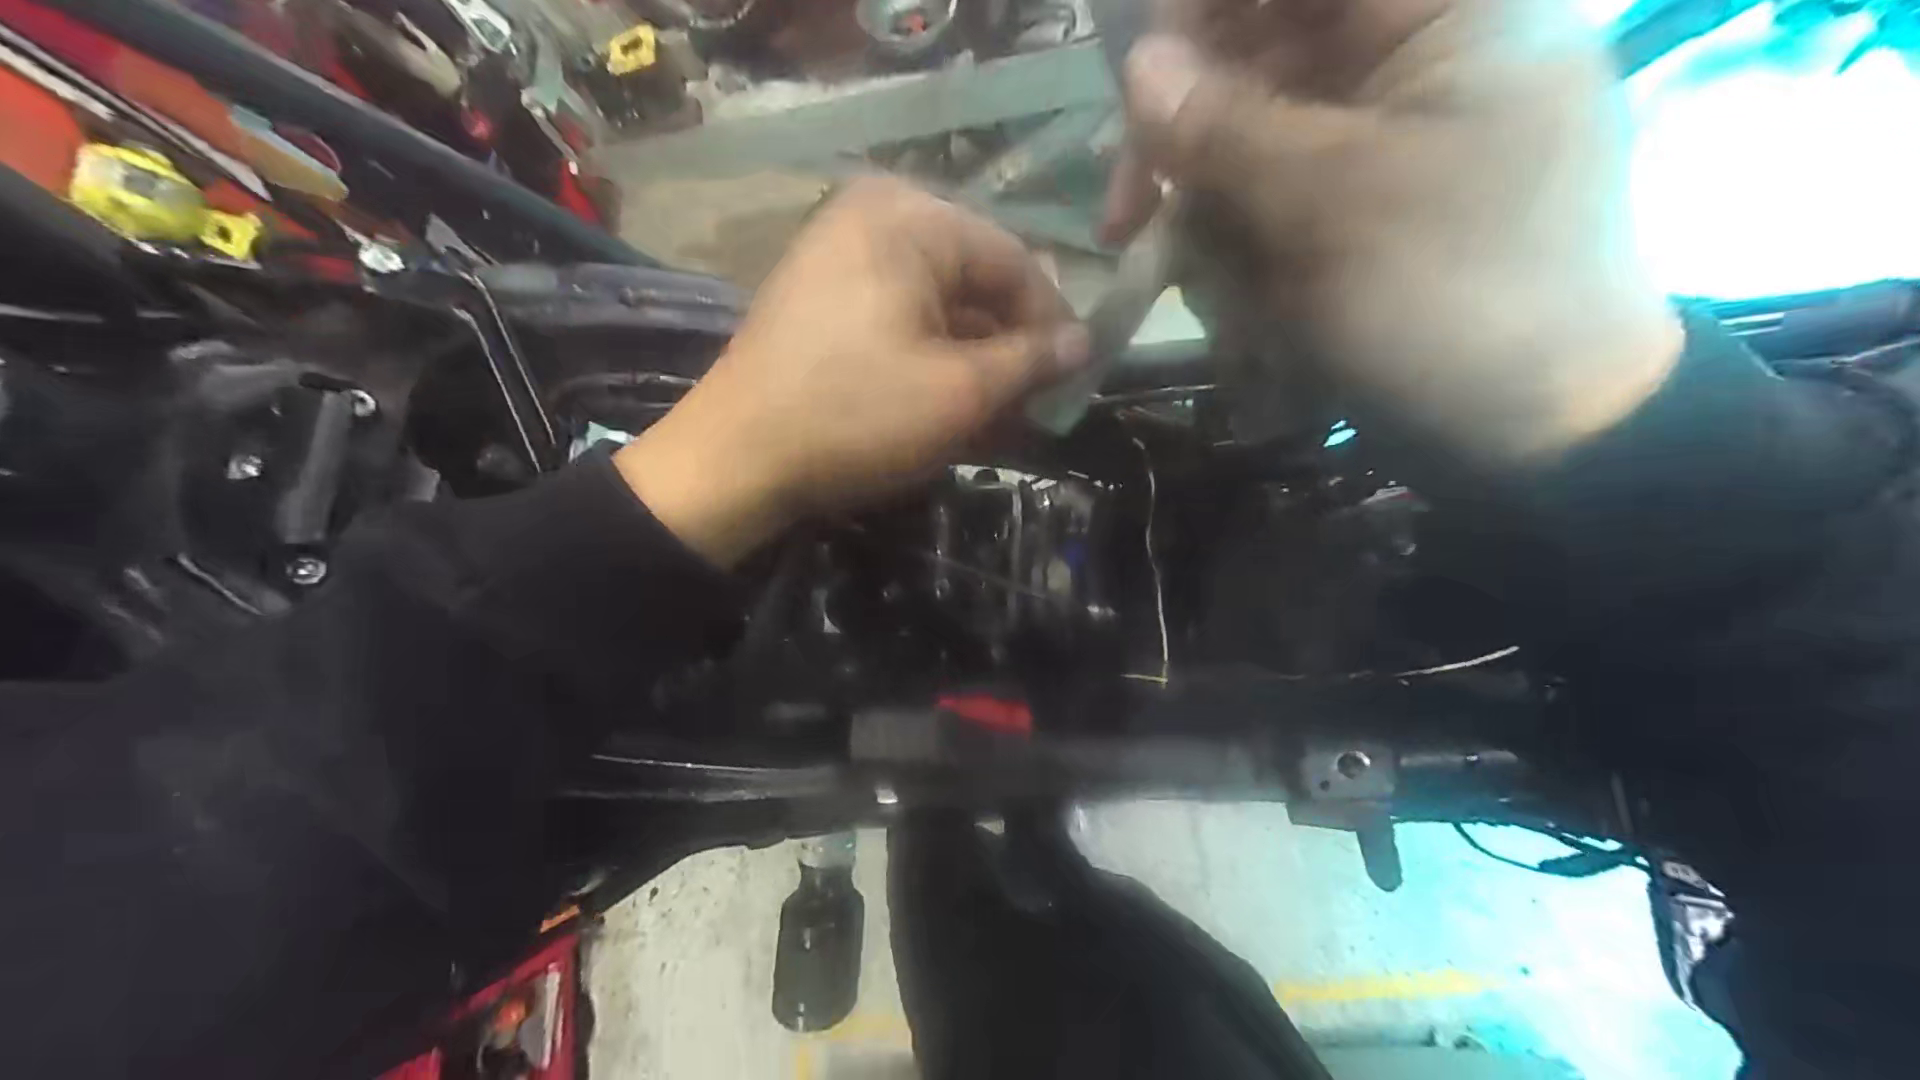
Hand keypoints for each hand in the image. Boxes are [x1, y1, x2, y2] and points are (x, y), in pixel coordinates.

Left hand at [616, 178, 1087, 566]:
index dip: (1053, 323)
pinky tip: (952, 408)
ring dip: (976, 363)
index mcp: (909, 216)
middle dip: (1011, 350)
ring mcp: (841, 257)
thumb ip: (1031, 361)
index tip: (1077, 378)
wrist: (735, 461)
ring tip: (1001, 418)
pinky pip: (900, 322)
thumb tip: (1085, 343)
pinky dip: (933, 363)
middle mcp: (874, 217)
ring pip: (939, 308)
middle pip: (975, 282)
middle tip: (1039, 407)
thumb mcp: (959, 392)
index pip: (1013, 261)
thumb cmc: (855, 416)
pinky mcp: (824, 300)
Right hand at [1106, 0, 1683, 463]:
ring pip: (1245, 134)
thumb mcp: (1330, 205)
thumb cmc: (1449, 298)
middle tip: (1127, 209)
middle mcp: (1407, 57)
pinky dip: (1225, 238)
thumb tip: (1137, 67)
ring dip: (1197, 200)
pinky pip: (1260, 196)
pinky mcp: (1349, 205)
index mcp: (1445, 12)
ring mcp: (1374, 138)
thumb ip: (1227, 129)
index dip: (1201, 11)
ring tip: (1177, 271)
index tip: (1132, 73)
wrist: (1524, 418)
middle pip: (1260, 50)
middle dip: (1183, 128)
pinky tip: (1223, 287)